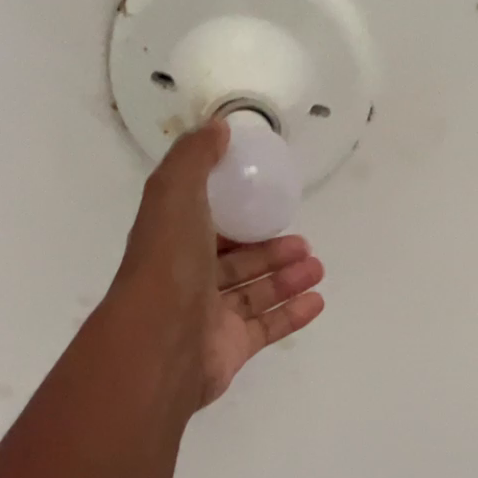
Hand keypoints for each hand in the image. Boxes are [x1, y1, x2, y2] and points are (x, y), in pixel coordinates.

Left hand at [112, 118, 325, 406]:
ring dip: (287, 279)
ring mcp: (210, 318)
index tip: (265, 201)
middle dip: (270, 250)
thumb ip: (195, 158)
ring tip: (317, 267)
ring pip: (254, 293)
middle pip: (235, 262)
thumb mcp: (174, 193)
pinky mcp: (231, 348)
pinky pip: (266, 327)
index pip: (206, 225)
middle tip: (303, 243)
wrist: (161, 343)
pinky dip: (292, 314)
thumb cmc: (167, 265)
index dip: (234, 213)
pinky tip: (317, 301)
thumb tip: (217, 128)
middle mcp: (189, 281)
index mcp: (173, 243)